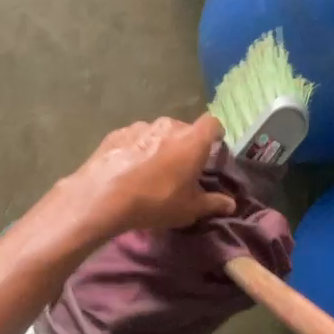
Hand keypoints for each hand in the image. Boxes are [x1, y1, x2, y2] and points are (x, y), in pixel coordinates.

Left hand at [41, 115, 237, 244]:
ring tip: (150, 171)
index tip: (212, 149)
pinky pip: (134, 139)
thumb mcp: (189, 209)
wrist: (103, 197)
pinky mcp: (116, 134)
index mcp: (192, 140)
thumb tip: (230, 204)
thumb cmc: (156, 201)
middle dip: (184, 145)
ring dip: (158, 146)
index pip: (212, 124)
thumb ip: (212, 203)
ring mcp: (139, 126)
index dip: (214, 134)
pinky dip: (135, 150)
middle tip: (180, 168)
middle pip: (183, 129)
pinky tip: (127, 169)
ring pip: (156, 133)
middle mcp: (168, 125)